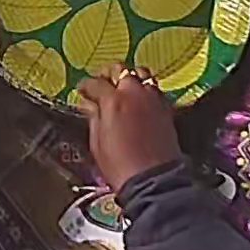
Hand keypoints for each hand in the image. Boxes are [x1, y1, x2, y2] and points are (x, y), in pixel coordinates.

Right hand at [77, 66, 180, 189]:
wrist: (154, 181)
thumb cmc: (122, 166)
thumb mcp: (97, 143)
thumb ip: (94, 117)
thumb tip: (90, 105)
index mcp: (113, 100)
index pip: (96, 83)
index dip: (86, 85)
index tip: (83, 89)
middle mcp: (134, 93)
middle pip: (120, 69)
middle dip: (108, 74)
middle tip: (101, 82)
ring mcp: (152, 98)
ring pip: (141, 73)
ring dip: (130, 76)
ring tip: (123, 86)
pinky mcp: (166, 107)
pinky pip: (154, 88)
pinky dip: (145, 88)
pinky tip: (140, 98)